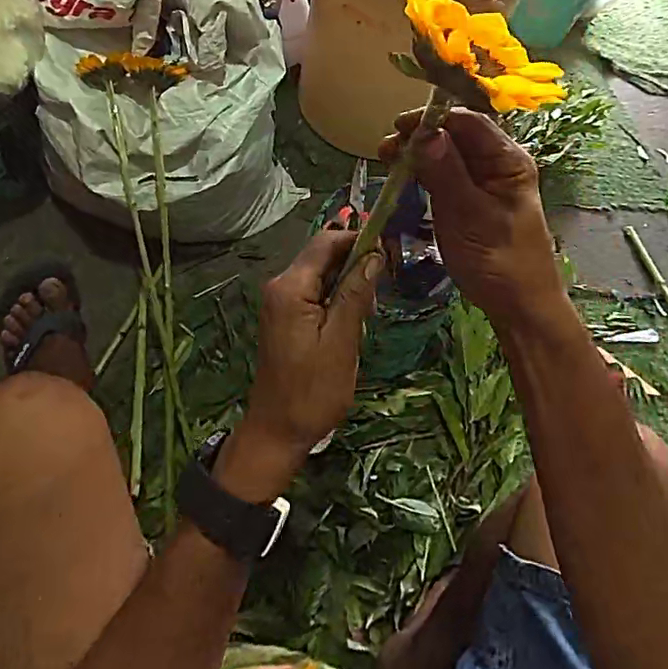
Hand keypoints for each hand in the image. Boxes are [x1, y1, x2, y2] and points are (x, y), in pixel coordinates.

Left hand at [221, 231, 380, 501]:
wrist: (277, 430)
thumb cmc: (312, 390)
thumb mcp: (341, 341)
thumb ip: (355, 294)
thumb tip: (374, 255)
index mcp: (290, 287)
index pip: (326, 243)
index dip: (358, 238)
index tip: (390, 246)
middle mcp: (280, 286)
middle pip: (322, 256)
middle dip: (355, 261)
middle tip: (387, 279)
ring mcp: (280, 302)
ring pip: (320, 274)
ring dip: (348, 281)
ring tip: (372, 306)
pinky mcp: (284, 316)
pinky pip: (314, 293)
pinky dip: (336, 296)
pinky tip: (354, 317)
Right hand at [380, 107, 566, 324]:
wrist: (518, 307)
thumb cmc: (500, 261)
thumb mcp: (469, 215)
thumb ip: (446, 172)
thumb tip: (424, 133)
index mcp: (507, 160)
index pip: (468, 122)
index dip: (433, 119)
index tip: (399, 127)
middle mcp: (495, 164)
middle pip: (454, 134)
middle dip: (419, 135)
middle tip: (387, 148)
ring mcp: (479, 181)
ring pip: (444, 153)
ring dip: (416, 152)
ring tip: (387, 158)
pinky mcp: (465, 198)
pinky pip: (441, 174)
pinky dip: (420, 171)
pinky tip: (401, 174)